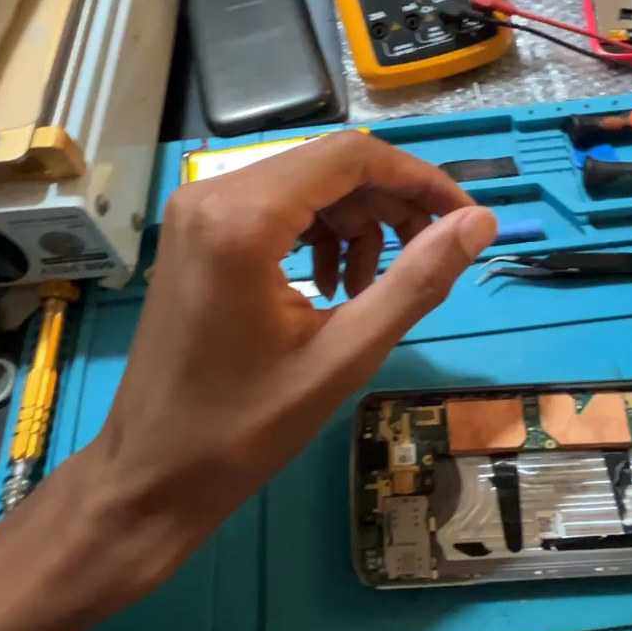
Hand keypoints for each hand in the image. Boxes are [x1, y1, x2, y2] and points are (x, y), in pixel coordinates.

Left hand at [37, 131, 497, 604]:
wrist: (151, 474)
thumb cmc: (245, 427)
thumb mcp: (345, 355)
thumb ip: (417, 280)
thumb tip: (480, 224)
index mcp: (243, 217)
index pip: (352, 157)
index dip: (420, 180)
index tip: (465, 219)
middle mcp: (213, 193)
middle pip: (331, 166)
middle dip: (391, 205)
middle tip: (429, 258)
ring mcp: (199, 210)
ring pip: (308, 185)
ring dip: (357, 225)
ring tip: (370, 290)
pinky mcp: (198, 231)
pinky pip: (278, 208)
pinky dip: (319, 235)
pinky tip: (331, 288)